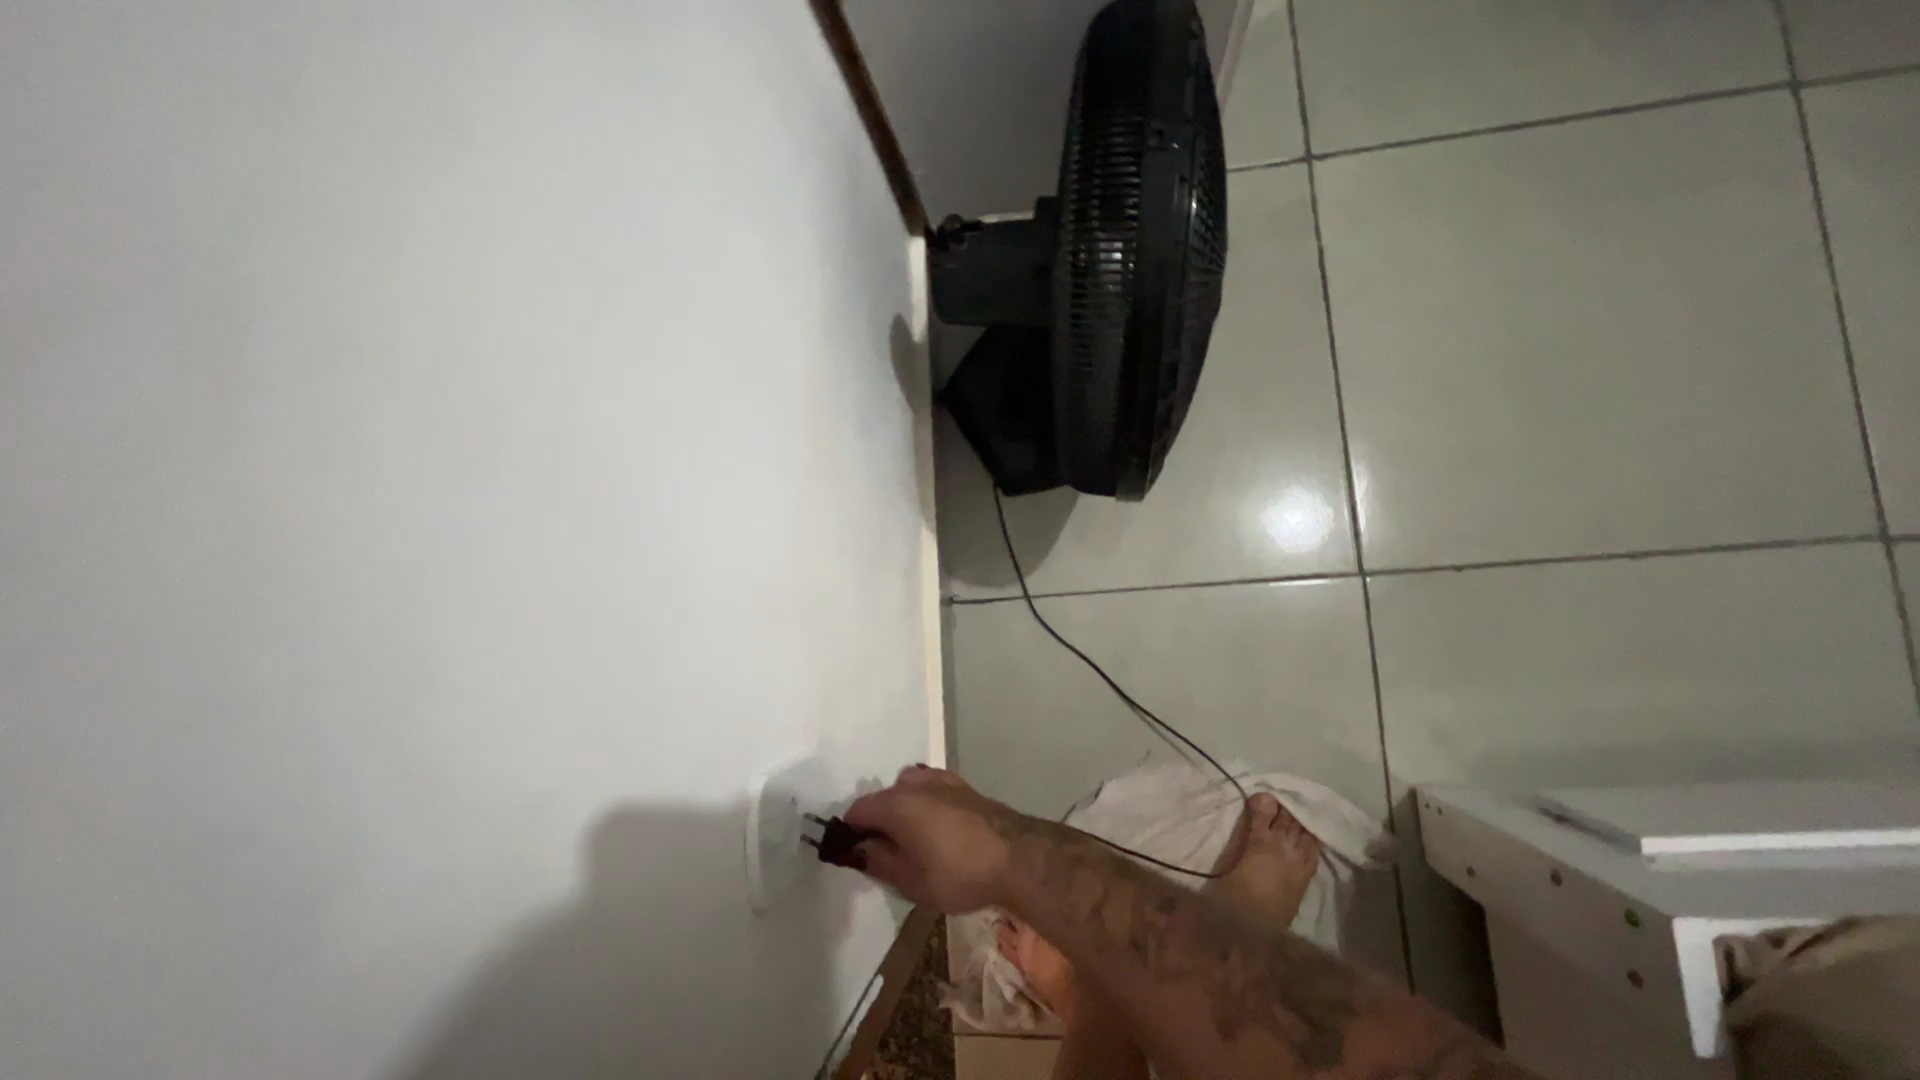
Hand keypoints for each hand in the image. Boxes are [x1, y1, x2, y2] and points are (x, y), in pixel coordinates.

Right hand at [841, 766, 1021, 913]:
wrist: (1017, 857)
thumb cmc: (958, 873)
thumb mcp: (911, 881)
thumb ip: (878, 862)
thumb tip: (859, 849)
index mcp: (896, 804)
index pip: (857, 811)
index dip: (851, 834)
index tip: (857, 856)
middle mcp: (914, 783)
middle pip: (882, 799)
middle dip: (878, 824)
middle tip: (888, 857)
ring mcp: (941, 780)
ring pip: (908, 791)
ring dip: (903, 811)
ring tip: (915, 843)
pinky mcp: (963, 785)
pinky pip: (931, 790)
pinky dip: (925, 804)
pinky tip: (937, 828)